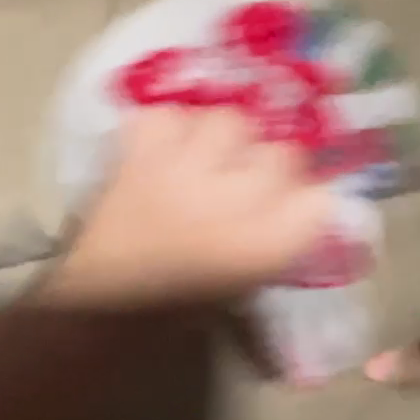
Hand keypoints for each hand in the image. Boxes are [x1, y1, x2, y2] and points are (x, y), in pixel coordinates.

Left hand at [42, 106, 333, 308]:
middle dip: (271, 165)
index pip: (320, 198)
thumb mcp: (241, 286)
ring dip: (224, 138)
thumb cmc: (173, 304)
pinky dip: (170, 126)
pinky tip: (168, 147)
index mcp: (262, 246)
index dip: (310, 199)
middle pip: (282, 153)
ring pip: (230, 122)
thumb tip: (308, 208)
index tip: (296, 204)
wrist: (99, 299)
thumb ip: (279, 245)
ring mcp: (182, 169)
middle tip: (248, 180)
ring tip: (207, 157)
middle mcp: (230, 200)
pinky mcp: (138, 153)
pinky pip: (168, 114)